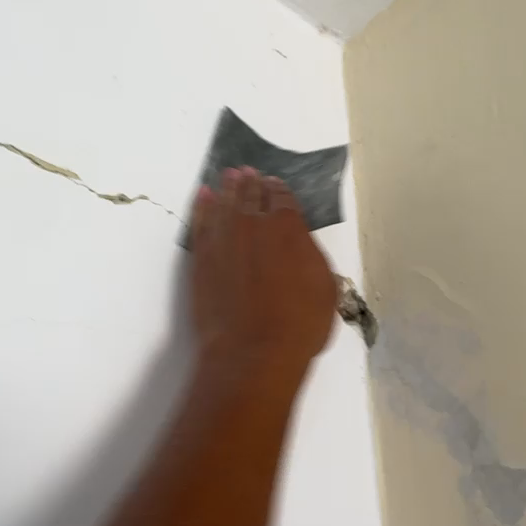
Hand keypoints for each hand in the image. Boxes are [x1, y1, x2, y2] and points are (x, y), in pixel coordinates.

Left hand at [187, 167, 336, 371]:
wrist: (252, 353)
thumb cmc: (299, 326)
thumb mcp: (324, 288)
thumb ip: (310, 257)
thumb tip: (300, 244)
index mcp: (288, 228)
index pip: (282, 199)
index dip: (279, 190)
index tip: (275, 184)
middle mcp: (254, 226)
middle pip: (251, 196)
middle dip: (252, 183)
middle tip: (248, 172)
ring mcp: (224, 240)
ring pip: (225, 203)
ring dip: (229, 188)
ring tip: (229, 176)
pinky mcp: (201, 258)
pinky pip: (200, 222)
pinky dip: (203, 207)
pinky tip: (204, 197)